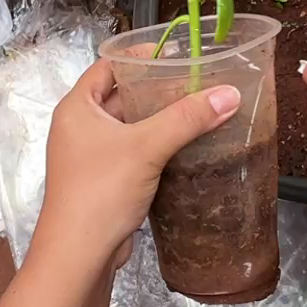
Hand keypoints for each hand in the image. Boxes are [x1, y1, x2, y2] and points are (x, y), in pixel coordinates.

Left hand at [36, 59, 240, 266]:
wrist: (80, 254)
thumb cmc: (100, 192)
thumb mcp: (146, 147)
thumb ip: (187, 118)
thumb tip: (228, 94)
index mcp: (77, 107)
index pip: (108, 65)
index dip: (139, 56)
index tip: (174, 52)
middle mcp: (80, 126)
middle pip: (121, 95)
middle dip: (157, 89)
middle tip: (195, 81)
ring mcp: (91, 155)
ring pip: (130, 126)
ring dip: (159, 120)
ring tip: (198, 109)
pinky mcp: (105, 179)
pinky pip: (134, 152)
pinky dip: (156, 146)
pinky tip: (186, 145)